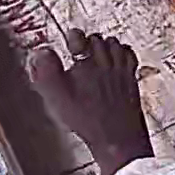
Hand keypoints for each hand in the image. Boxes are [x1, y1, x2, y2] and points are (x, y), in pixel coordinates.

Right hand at [27, 28, 153, 174]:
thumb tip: (41, 52)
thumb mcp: (57, 97)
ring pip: (115, 45)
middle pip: (98, 40)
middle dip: (89, 40)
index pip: (78, 37)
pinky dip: (124, 53)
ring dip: (106, 45)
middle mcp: (106, 63)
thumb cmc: (87, 119)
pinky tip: (119, 59)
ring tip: (99, 50)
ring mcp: (122, 71)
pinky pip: (130, 58)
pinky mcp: (132, 81)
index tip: (70, 38)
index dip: (72, 37)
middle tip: (83, 45)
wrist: (117, 137)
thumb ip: (47, 71)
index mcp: (86, 63)